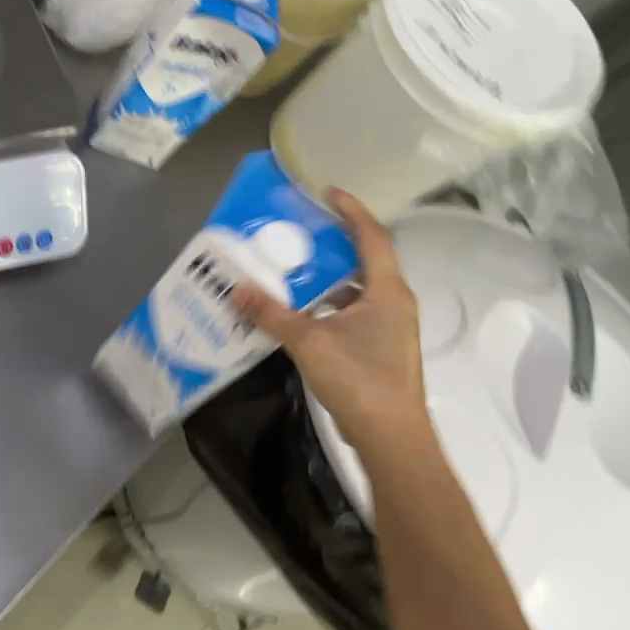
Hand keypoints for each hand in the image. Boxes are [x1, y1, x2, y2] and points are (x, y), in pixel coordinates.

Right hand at [231, 189, 434, 460]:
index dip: (351, 212)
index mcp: (387, 291)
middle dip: (331, 244)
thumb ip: (271, 313)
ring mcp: (387, 327)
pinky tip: (296, 311)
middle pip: (363, 261)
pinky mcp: (377, 348)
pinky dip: (324, 304)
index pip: (372, 237)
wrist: (390, 436)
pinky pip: (349, 312)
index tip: (326, 193)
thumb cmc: (358, 379)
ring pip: (355, 289)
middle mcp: (392, 303)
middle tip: (297, 232)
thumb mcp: (308, 341)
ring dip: (325, 278)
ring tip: (289, 269)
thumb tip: (237, 288)